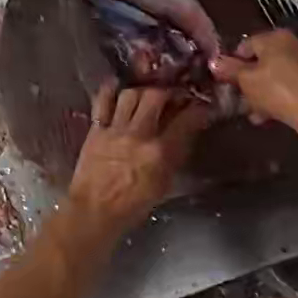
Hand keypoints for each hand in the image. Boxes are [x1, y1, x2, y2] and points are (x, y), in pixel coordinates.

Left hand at [68, 83, 211, 238]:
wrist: (94, 210)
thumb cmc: (132, 205)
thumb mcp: (164, 184)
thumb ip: (175, 157)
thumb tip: (184, 134)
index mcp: (159, 153)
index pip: (185, 121)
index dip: (198, 109)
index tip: (202, 106)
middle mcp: (138, 135)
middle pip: (155, 97)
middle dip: (168, 91)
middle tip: (173, 95)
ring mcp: (114, 130)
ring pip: (130, 94)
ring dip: (142, 90)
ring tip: (147, 94)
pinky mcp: (96, 129)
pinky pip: (102, 102)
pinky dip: (110, 90)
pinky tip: (117, 86)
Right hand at [209, 30, 297, 132]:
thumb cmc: (277, 90)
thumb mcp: (246, 80)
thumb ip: (228, 69)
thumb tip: (214, 61)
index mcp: (275, 37)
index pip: (244, 45)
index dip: (231, 63)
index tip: (225, 81)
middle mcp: (293, 44)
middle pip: (260, 61)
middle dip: (247, 80)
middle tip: (237, 97)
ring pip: (273, 76)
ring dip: (260, 92)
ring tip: (252, 112)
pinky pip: (287, 87)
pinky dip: (276, 98)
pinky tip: (268, 116)